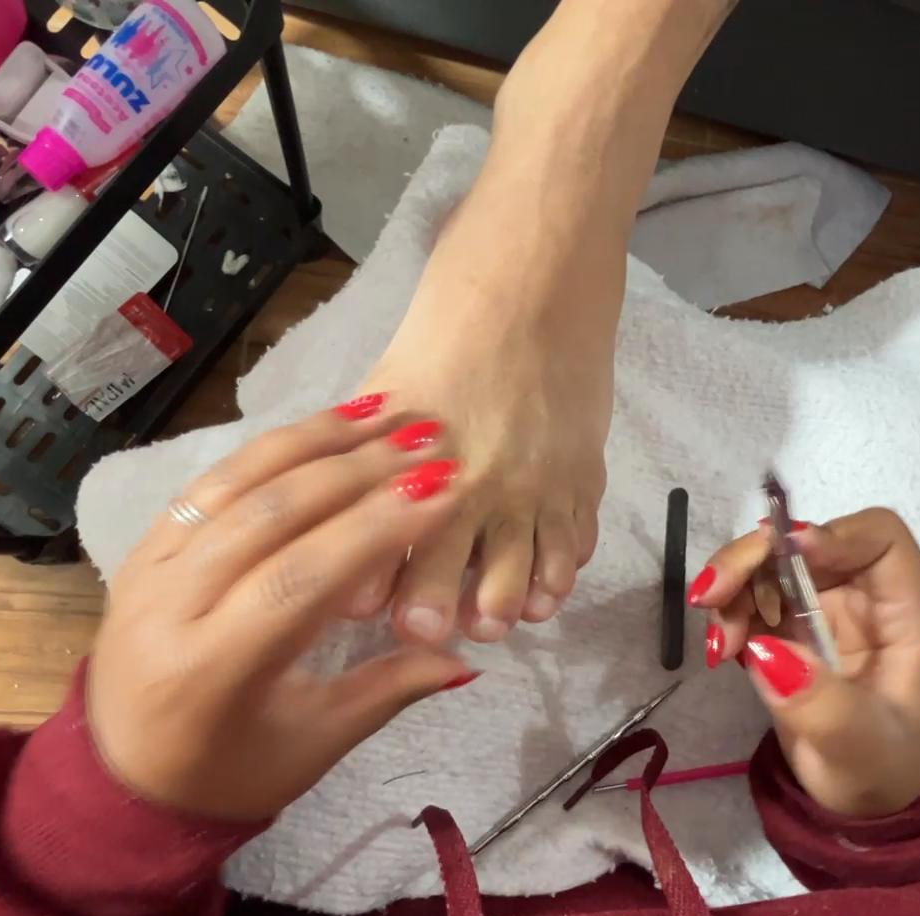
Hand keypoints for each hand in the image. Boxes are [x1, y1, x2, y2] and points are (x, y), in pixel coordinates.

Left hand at [86, 402, 472, 821]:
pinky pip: (211, 484)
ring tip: (381, 413)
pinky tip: (320, 428)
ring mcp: (147, 569)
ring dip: (315, 441)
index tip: (441, 489)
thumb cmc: (228, 775)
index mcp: (213, 669)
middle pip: (271, 516)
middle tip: (426, 439)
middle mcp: (169, 606)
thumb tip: (465, 658)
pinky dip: (269, 449)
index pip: (302, 578)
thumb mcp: (314, 744)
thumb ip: (390, 690)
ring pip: (237, 483)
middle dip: (356, 470)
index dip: (376, 529)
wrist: (119, 778)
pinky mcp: (142, 548)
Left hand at [344, 283, 610, 644]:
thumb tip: (334, 513)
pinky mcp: (585, 480)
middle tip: (428, 629)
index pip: (389, 552)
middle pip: (457, 578)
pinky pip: (575, 547)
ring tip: (492, 620)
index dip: (375, 591)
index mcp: (422, 467)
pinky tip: (545, 590)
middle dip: (438, 614)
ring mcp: (541, 489)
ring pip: (526, 577)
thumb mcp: (388, 386)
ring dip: (505, 607)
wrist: (537, 283)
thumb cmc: (452, 327)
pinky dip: (559, 576)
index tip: (366, 613)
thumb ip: (363, 454)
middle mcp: (482, 490)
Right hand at [691, 509, 919, 817]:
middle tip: (710, 593)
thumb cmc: (885, 774)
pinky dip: (724, 615)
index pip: (880, 540)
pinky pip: (747, 602)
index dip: (834, 533)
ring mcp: (817, 615)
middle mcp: (858, 602)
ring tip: (718, 645)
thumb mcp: (861, 749)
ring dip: (731, 590)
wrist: (869, 807)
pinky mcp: (782, 634)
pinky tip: (718, 651)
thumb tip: (764, 649)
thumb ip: (822, 705)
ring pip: (766, 568)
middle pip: (804, 545)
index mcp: (902, 615)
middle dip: (753, 558)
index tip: (785, 554)